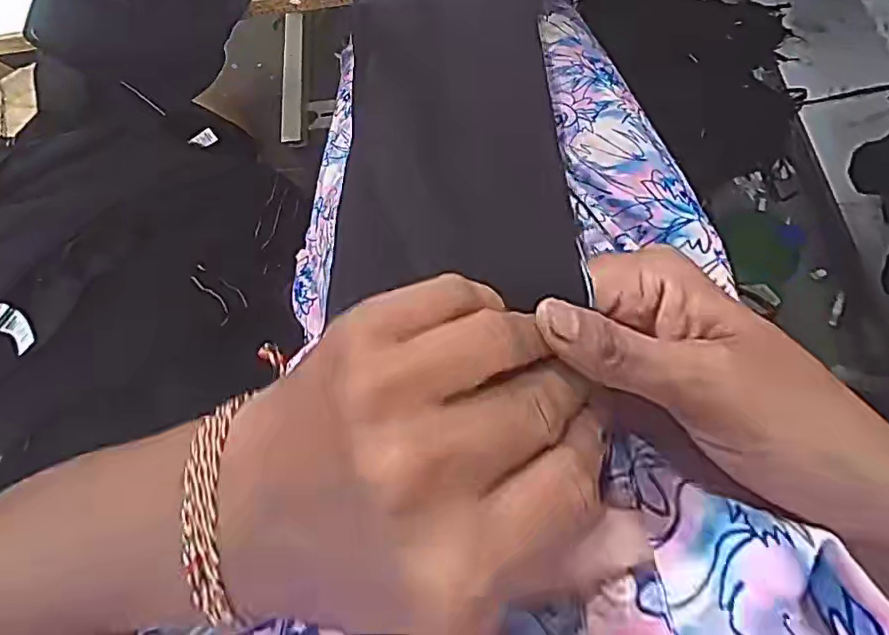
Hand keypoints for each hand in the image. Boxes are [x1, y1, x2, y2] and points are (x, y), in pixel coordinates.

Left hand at [219, 274, 647, 633]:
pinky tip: (473, 331)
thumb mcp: (456, 599)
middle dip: (563, 387)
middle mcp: (421, 473)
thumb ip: (553, 563)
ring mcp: (386, 391)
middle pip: (543, 400)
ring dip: (530, 337)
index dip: (586, 445)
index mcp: (454, 565)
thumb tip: (639, 524)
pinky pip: (458, 290)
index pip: (572, 479)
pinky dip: (481, 304)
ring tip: (522, 350)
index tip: (578, 429)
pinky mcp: (361, 332)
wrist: (249, 505)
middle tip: (554, 383)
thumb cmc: (359, 558)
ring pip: (507, 333)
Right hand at [534, 246, 888, 531]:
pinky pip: (584, 400)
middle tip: (506, 403)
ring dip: (549, 393)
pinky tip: (545, 436)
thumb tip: (542, 312)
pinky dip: (568, 418)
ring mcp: (633, 359)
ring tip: (519, 424)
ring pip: (568, 366)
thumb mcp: (702, 384)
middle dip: (538, 360)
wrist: (848, 497)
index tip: (503, 363)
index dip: (537, 320)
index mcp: (656, 279)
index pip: (572, 284)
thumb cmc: (792, 425)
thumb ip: (620, 351)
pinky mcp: (633, 401)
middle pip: (563, 325)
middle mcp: (637, 310)